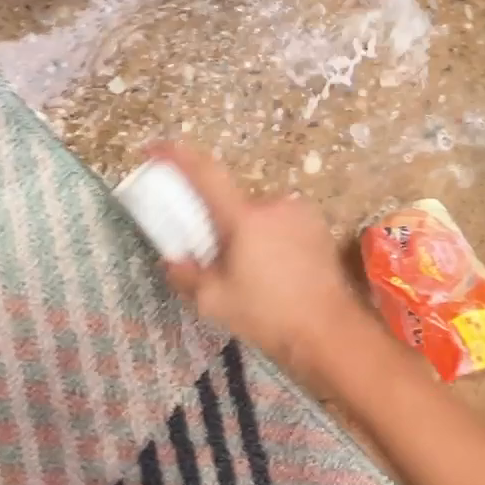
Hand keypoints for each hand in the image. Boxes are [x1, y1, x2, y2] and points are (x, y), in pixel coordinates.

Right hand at [153, 143, 392, 395]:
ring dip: (243, 232)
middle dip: (215, 221)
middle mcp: (272, 205)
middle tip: (211, 254)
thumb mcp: (213, 301)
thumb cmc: (268, 316)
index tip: (153, 150)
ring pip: (255, 214)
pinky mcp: (317, 228)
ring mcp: (299, 213)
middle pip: (230, 201)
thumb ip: (184, 275)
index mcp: (243, 217)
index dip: (176, 155)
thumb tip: (172, 260)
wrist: (331, 334)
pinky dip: (266, 238)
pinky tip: (272, 271)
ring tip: (247, 271)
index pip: (204, 172)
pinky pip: (278, 224)